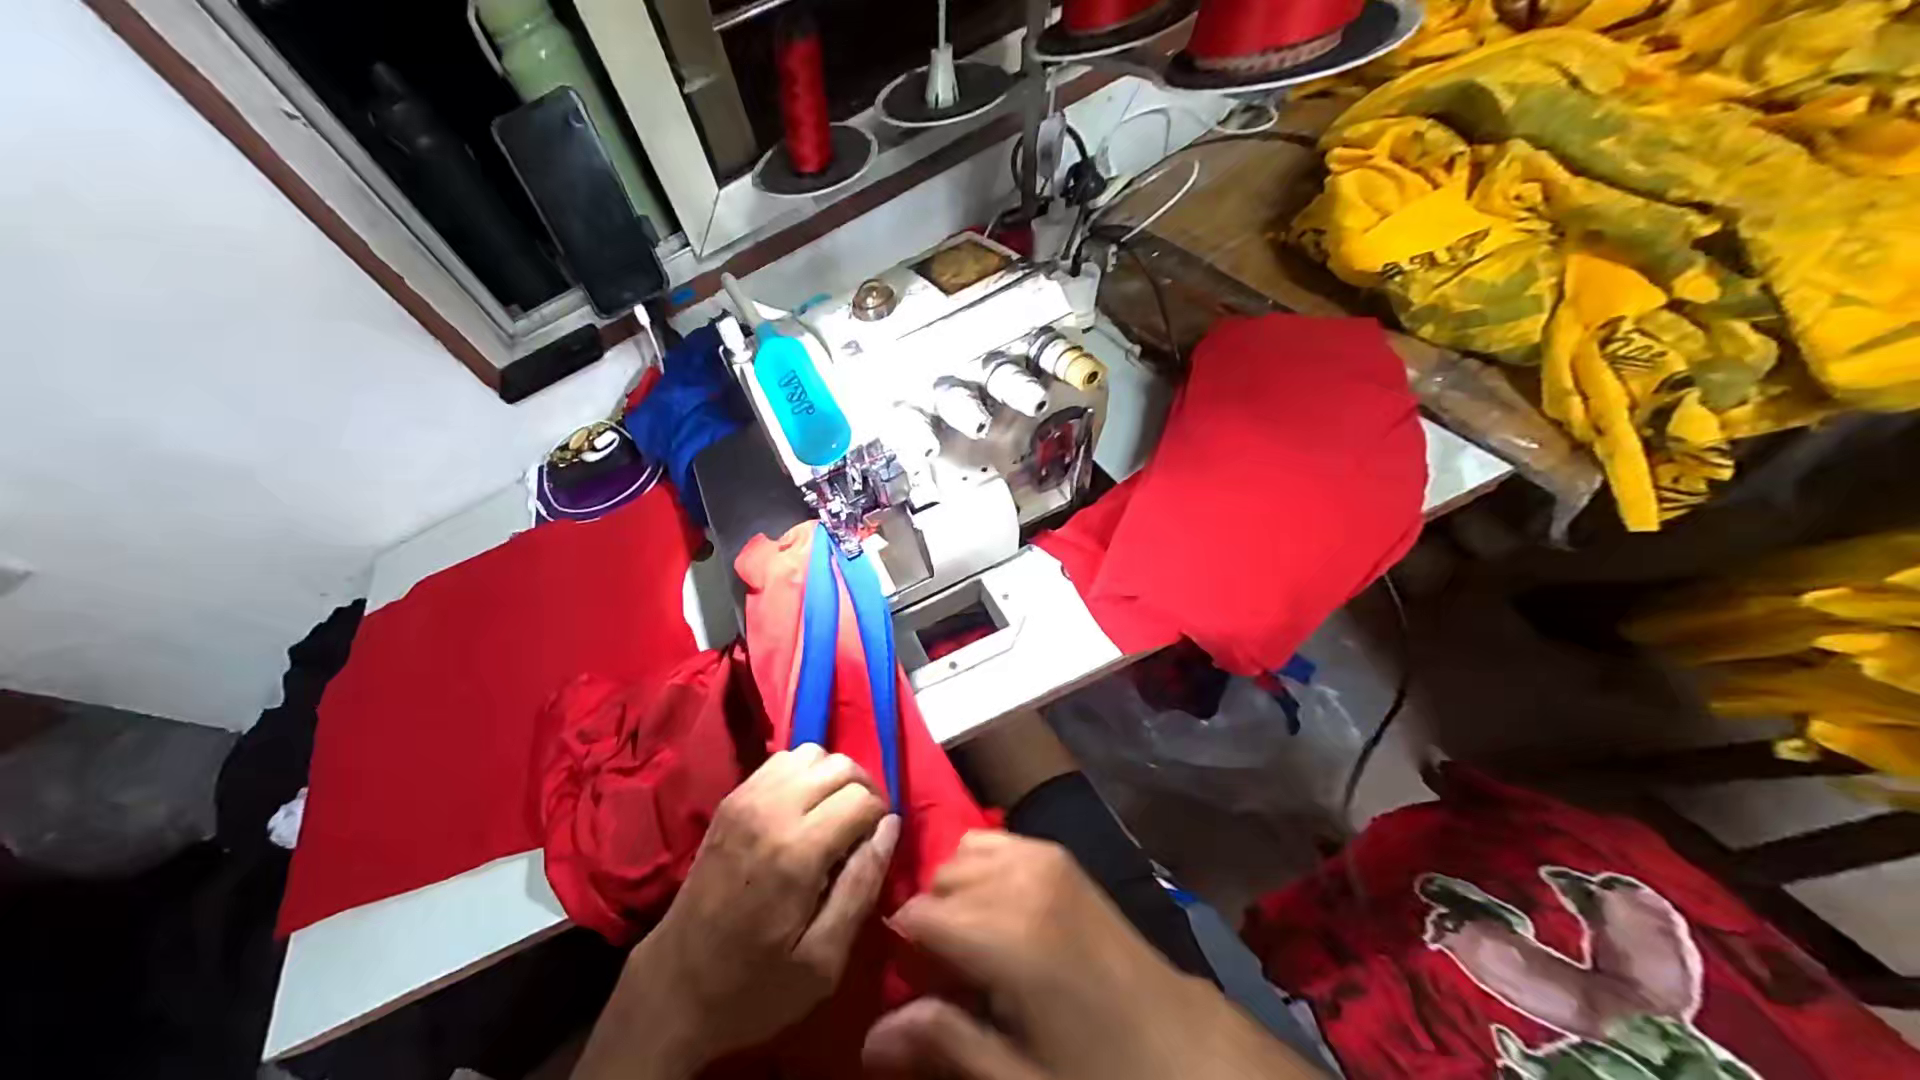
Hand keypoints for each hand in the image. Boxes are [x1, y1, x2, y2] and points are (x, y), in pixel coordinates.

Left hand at [572, 746, 897, 1079]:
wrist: (675, 988)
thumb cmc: (756, 985)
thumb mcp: (824, 961)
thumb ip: (862, 886)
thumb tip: (890, 826)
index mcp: (797, 851)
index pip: (863, 798)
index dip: (881, 818)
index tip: (875, 848)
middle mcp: (771, 810)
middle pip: (841, 766)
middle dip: (864, 790)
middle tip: (862, 830)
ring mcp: (745, 799)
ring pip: (812, 754)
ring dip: (833, 778)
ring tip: (834, 816)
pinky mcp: (730, 799)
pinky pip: (782, 760)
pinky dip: (804, 774)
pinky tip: (804, 809)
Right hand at [867, 831, 1320, 1079]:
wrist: (1182, 1041)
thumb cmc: (1099, 1071)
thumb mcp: (1020, 1079)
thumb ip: (944, 1044)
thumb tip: (869, 1037)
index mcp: (1008, 933)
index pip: (917, 917)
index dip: (903, 952)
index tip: (912, 986)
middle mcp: (1021, 878)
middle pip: (938, 882)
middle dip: (930, 924)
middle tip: (947, 977)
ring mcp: (1044, 857)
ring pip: (961, 855)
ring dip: (954, 894)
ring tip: (973, 946)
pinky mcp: (1060, 854)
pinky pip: (995, 841)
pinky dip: (981, 867)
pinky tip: (998, 911)